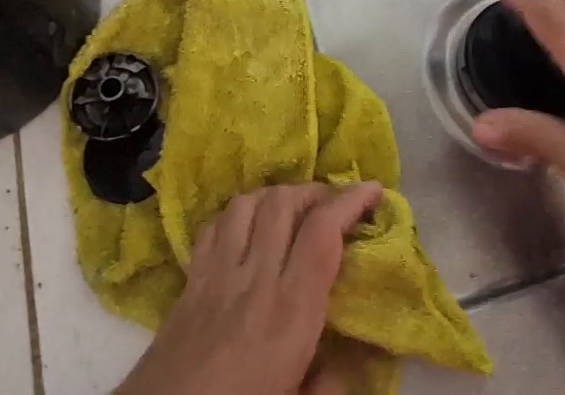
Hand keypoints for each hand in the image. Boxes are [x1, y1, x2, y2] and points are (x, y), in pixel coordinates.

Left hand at [117, 181, 383, 394]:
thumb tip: (356, 358)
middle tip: (334, 203)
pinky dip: (236, 215)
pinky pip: (214, 226)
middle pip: (283, 203)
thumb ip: (333, 381)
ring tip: (294, 209)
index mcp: (290, 311)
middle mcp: (255, 279)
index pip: (321, 233)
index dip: (350, 202)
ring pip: (246, 204)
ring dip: (275, 196)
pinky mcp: (190, 280)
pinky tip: (247, 228)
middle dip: (314, 191)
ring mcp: (217, 274)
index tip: (373, 189)